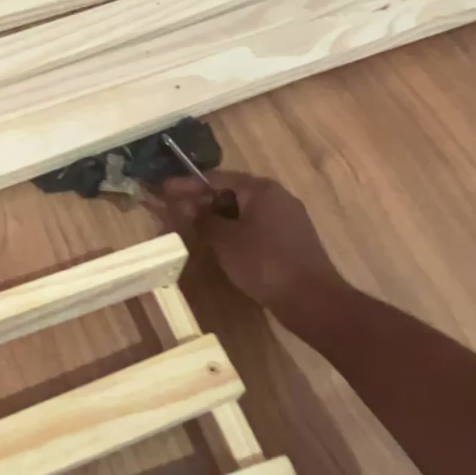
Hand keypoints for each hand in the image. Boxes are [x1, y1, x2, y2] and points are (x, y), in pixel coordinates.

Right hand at [147, 171, 347, 311]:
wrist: (310, 297)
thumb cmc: (263, 263)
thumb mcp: (225, 241)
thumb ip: (203, 220)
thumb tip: (185, 206)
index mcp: (261, 189)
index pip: (218, 178)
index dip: (189, 184)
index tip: (165, 189)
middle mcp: (277, 196)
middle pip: (233, 191)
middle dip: (203, 201)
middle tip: (177, 212)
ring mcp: (287, 216)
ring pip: (245, 209)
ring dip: (219, 216)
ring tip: (195, 228)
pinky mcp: (291, 237)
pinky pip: (257, 224)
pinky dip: (236, 228)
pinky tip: (223, 243)